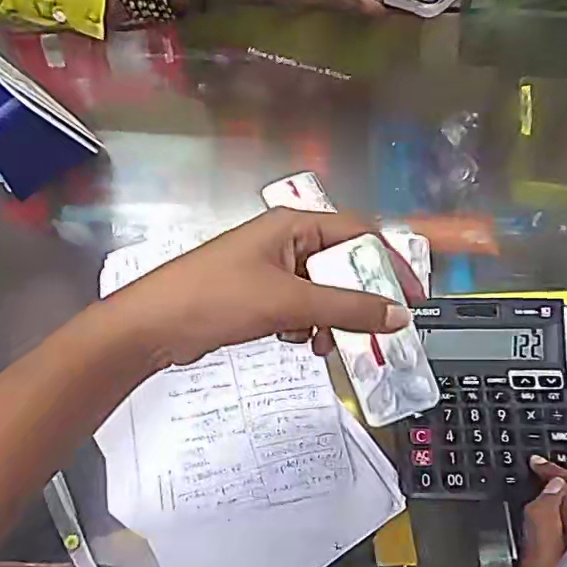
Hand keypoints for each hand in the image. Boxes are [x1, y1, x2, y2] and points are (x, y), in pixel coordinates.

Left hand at [107, 208, 424, 368]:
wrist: (154, 327)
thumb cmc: (215, 298)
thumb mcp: (288, 302)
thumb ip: (346, 308)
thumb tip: (397, 315)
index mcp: (293, 225)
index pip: (359, 234)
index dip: (389, 263)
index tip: (413, 295)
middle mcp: (284, 243)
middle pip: (341, 266)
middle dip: (356, 299)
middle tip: (372, 329)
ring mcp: (269, 271)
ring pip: (321, 293)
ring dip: (329, 318)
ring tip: (322, 341)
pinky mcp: (257, 298)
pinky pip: (299, 309)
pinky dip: (305, 326)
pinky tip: (298, 340)